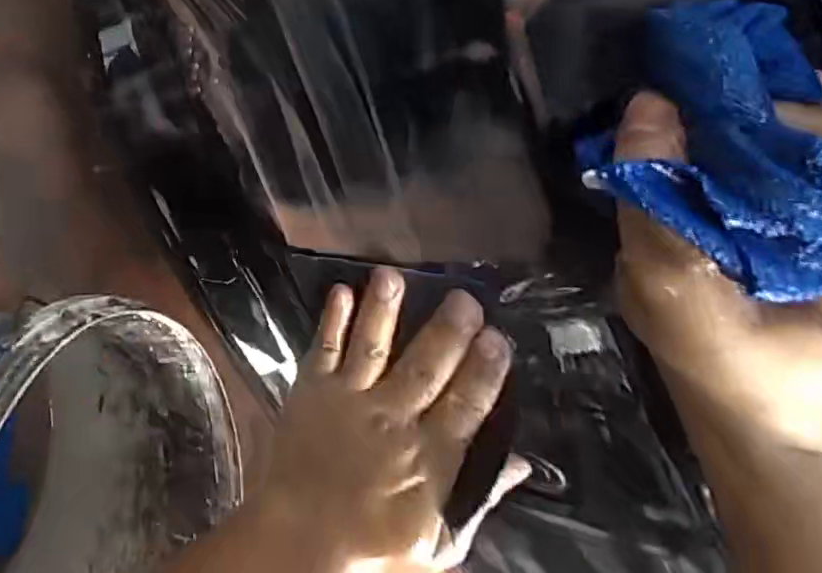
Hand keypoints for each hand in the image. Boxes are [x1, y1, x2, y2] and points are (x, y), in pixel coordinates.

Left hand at [246, 267, 526, 570]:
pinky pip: (325, 349)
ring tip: (392, 276)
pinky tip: (341, 290)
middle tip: (464, 298)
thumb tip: (520, 463)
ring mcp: (348, 399)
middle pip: (424, 368)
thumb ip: (478, 497)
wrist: (301, 541)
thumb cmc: (376, 546)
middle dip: (446, 331)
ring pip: (371, 347)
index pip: (464, 406)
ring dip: (382, 310)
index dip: (483, 371)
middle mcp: (391, 420)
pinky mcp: (313, 389)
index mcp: (428, 458)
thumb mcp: (440, 541)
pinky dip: (332, 320)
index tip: (498, 337)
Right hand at [613, 73, 821, 452]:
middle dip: (819, 106)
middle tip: (733, 121)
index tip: (734, 133)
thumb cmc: (726, 365)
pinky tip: (762, 143)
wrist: (754, 399)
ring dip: (814, 111)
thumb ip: (657, 205)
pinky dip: (816, 123)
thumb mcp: (674, 296)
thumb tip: (652, 103)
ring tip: (741, 130)